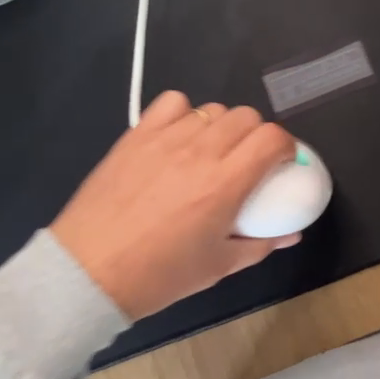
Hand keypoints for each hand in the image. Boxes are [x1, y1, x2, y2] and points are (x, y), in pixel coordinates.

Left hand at [50, 91, 301, 319]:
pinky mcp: (138, 133)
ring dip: (223, 126)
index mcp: (225, 184)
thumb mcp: (216, 268)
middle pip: (247, 116)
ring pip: (213, 109)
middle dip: (257, 135)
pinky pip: (172, 102)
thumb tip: (291, 232)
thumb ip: (259, 244)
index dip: (286, 146)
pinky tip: (179, 136)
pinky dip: (184, 113)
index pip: (272, 138)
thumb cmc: (157, 276)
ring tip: (212, 151)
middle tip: (248, 161)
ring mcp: (166, 137)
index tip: (283, 162)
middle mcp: (200, 151)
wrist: (88, 272)